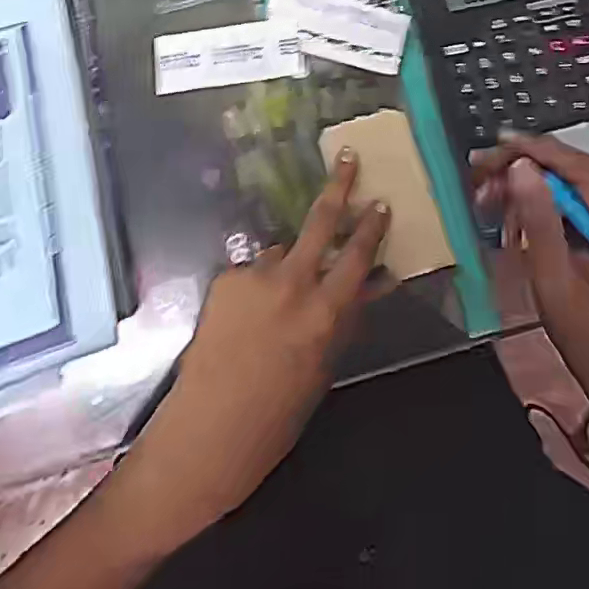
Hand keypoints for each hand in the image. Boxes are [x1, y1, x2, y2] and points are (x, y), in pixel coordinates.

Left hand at [119, 149, 389, 543]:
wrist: (207, 429)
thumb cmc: (277, 415)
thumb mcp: (322, 368)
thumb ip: (341, 320)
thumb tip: (362, 288)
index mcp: (323, 312)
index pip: (357, 256)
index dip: (372, 226)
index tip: (381, 202)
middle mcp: (290, 283)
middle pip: (319, 221)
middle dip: (338, 186)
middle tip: (348, 158)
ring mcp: (253, 277)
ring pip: (281, 253)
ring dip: (287, 265)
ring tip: (275, 306)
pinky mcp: (225, 279)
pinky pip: (252, 273)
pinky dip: (257, 287)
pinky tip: (245, 320)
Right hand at [473, 132, 588, 435]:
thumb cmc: (587, 336)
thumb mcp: (554, 280)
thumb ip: (539, 222)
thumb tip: (521, 169)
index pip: (580, 169)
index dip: (538, 151)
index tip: (498, 148)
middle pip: (572, 170)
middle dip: (524, 163)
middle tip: (482, 170)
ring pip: (565, 184)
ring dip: (524, 182)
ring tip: (486, 193)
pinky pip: (563, 204)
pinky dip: (532, 201)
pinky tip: (507, 214)